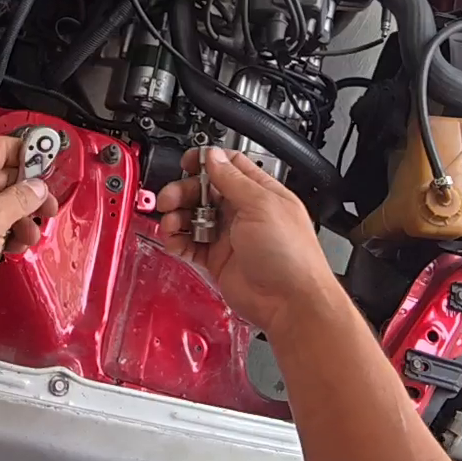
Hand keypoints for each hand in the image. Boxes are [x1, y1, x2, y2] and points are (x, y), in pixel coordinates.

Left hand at [0, 135, 58, 312]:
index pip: (4, 146)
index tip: (49, 162)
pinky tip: (15, 245)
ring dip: (21, 218)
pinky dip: (6, 232)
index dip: (29, 152)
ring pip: (1, 203)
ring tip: (30, 233)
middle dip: (29, 194)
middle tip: (47, 206)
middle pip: (6, 177)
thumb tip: (37, 188)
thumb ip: (22, 198)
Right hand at [157, 148, 342, 333]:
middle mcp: (242, 212)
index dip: (205, 162)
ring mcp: (229, 236)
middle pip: (203, 191)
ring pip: (193, 218)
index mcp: (259, 192)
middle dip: (183, 191)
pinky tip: (174, 241)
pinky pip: (190, 245)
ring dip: (176, 217)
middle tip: (170, 198)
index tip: (187, 164)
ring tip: (171, 223)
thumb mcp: (261, 206)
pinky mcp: (217, 260)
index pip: (228, 166)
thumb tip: (213, 156)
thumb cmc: (291, 255)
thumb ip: (233, 180)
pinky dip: (178, 241)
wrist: (290, 303)